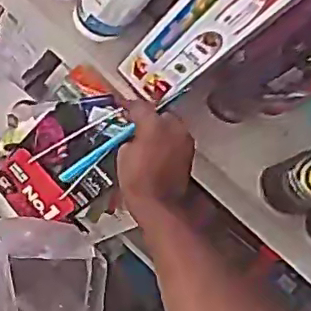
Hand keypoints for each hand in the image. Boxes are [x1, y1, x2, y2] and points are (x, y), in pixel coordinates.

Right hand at [117, 97, 194, 214]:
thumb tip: (132, 135)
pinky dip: (166, 142)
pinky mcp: (188, 153)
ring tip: (143, 141)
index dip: (127, 106)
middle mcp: (174, 127)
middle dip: (147, 119)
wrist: (157, 204)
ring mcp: (184, 140)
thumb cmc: (138, 181)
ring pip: (170, 126)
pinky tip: (154, 152)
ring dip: (158, 130)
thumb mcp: (123, 154)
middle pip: (159, 114)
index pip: (140, 106)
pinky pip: (175, 140)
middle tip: (132, 127)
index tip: (122, 107)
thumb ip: (128, 137)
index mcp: (154, 124)